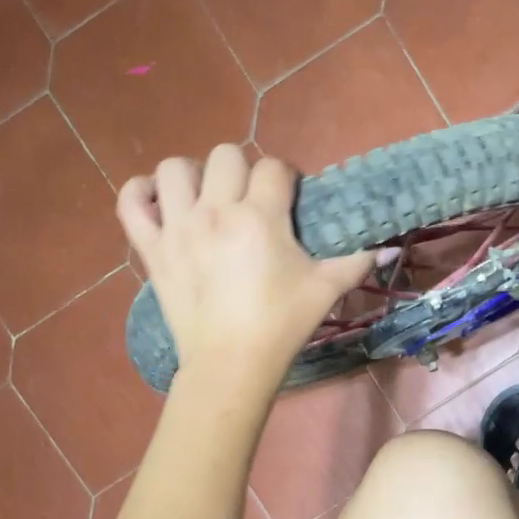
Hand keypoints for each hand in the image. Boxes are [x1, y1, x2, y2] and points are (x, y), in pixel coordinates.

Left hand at [117, 145, 374, 383]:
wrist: (232, 362)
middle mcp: (216, 211)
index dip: (287, 177)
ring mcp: (177, 226)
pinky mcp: (152, 247)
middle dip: (243, 171)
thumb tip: (388, 249)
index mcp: (260, 217)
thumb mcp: (325, 291)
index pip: (274, 168)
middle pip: (226, 156)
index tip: (291, 198)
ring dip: (194, 176)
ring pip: (174, 168)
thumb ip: (355, 263)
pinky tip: (161, 201)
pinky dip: (142, 193)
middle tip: (252, 200)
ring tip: (208, 199)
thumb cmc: (282, 325)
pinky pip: (130, 200)